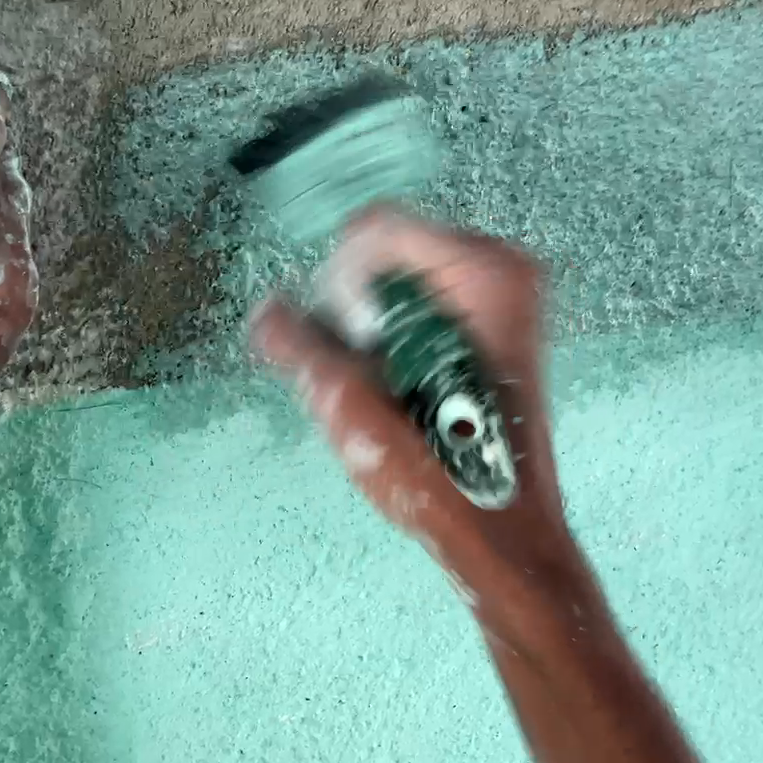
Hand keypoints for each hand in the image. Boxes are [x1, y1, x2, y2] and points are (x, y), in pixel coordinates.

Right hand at [248, 206, 564, 546]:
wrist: (498, 532)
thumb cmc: (440, 474)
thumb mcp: (351, 402)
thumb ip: (298, 345)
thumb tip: (263, 312)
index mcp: (481, 271)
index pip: (373, 229)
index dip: (337, 283)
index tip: (345, 338)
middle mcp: (499, 272)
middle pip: (382, 255)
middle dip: (352, 311)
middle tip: (364, 370)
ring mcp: (499, 298)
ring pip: (391, 283)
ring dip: (366, 329)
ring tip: (383, 384)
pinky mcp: (490, 325)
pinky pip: (412, 304)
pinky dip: (389, 337)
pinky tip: (396, 385)